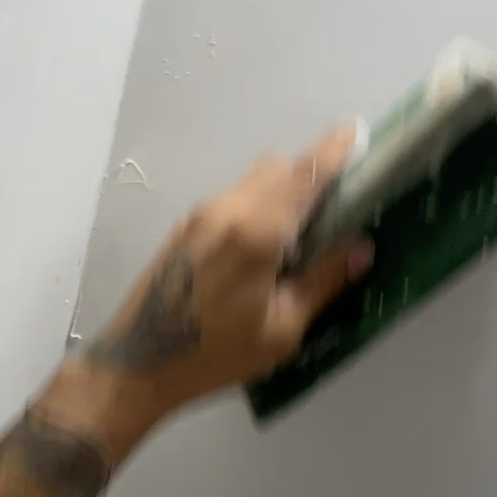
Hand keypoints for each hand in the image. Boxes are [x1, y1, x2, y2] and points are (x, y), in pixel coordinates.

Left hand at [81, 122, 375, 415]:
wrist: (136, 365)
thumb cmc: (215, 355)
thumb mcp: (282, 329)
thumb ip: (322, 281)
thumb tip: (360, 247)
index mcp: (256, 231)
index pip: (304, 174)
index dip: (335, 150)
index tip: (357, 132)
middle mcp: (225, 210)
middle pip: (275, 168)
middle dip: (308, 175)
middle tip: (334, 207)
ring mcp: (197, 218)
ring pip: (249, 184)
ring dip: (279, 193)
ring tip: (298, 237)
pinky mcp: (182, 232)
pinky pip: (229, 203)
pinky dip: (254, 208)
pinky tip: (260, 250)